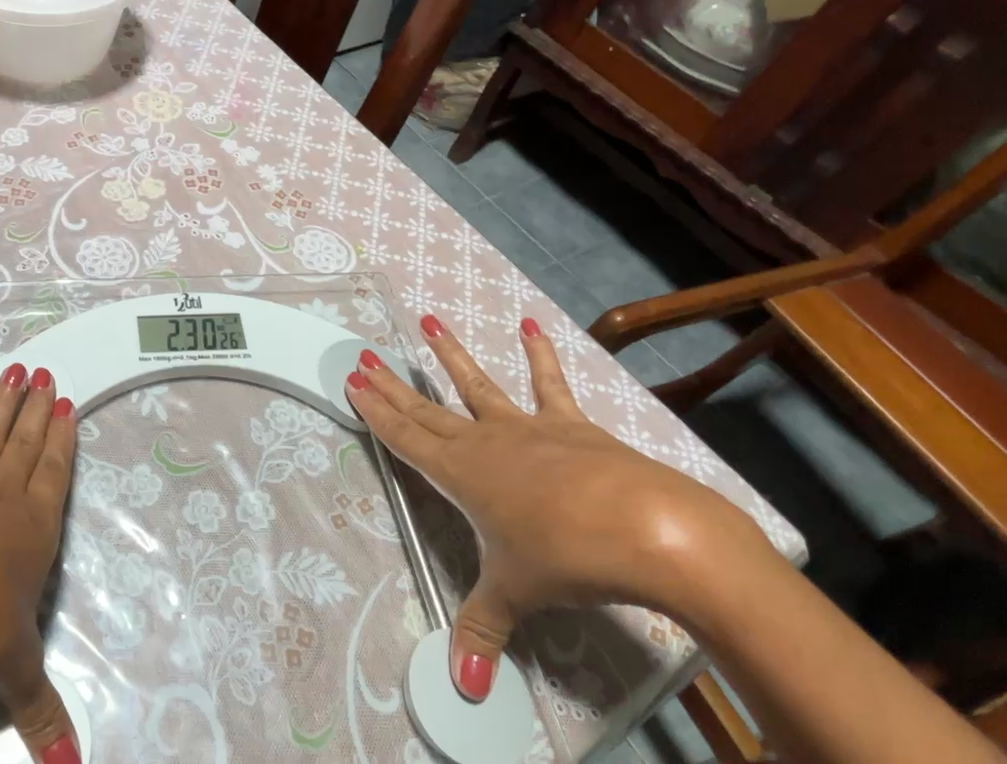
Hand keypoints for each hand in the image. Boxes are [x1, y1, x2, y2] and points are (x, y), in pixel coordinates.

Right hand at [345, 314, 775, 702]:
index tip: (354, 379)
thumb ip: (482, 630)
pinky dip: (539, 353)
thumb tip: (459, 687)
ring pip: (478, 385)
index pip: (407, 437)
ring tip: (429, 320)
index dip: (378, 411)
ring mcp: (530, 428)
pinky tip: (529, 323)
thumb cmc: (569, 558)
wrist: (651, 529)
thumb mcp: (516, 594)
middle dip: (395, 386)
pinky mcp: (573, 425)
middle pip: (429, 409)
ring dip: (452, 354)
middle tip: (366, 356)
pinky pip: (550, 383)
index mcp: (462, 475)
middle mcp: (487, 442)